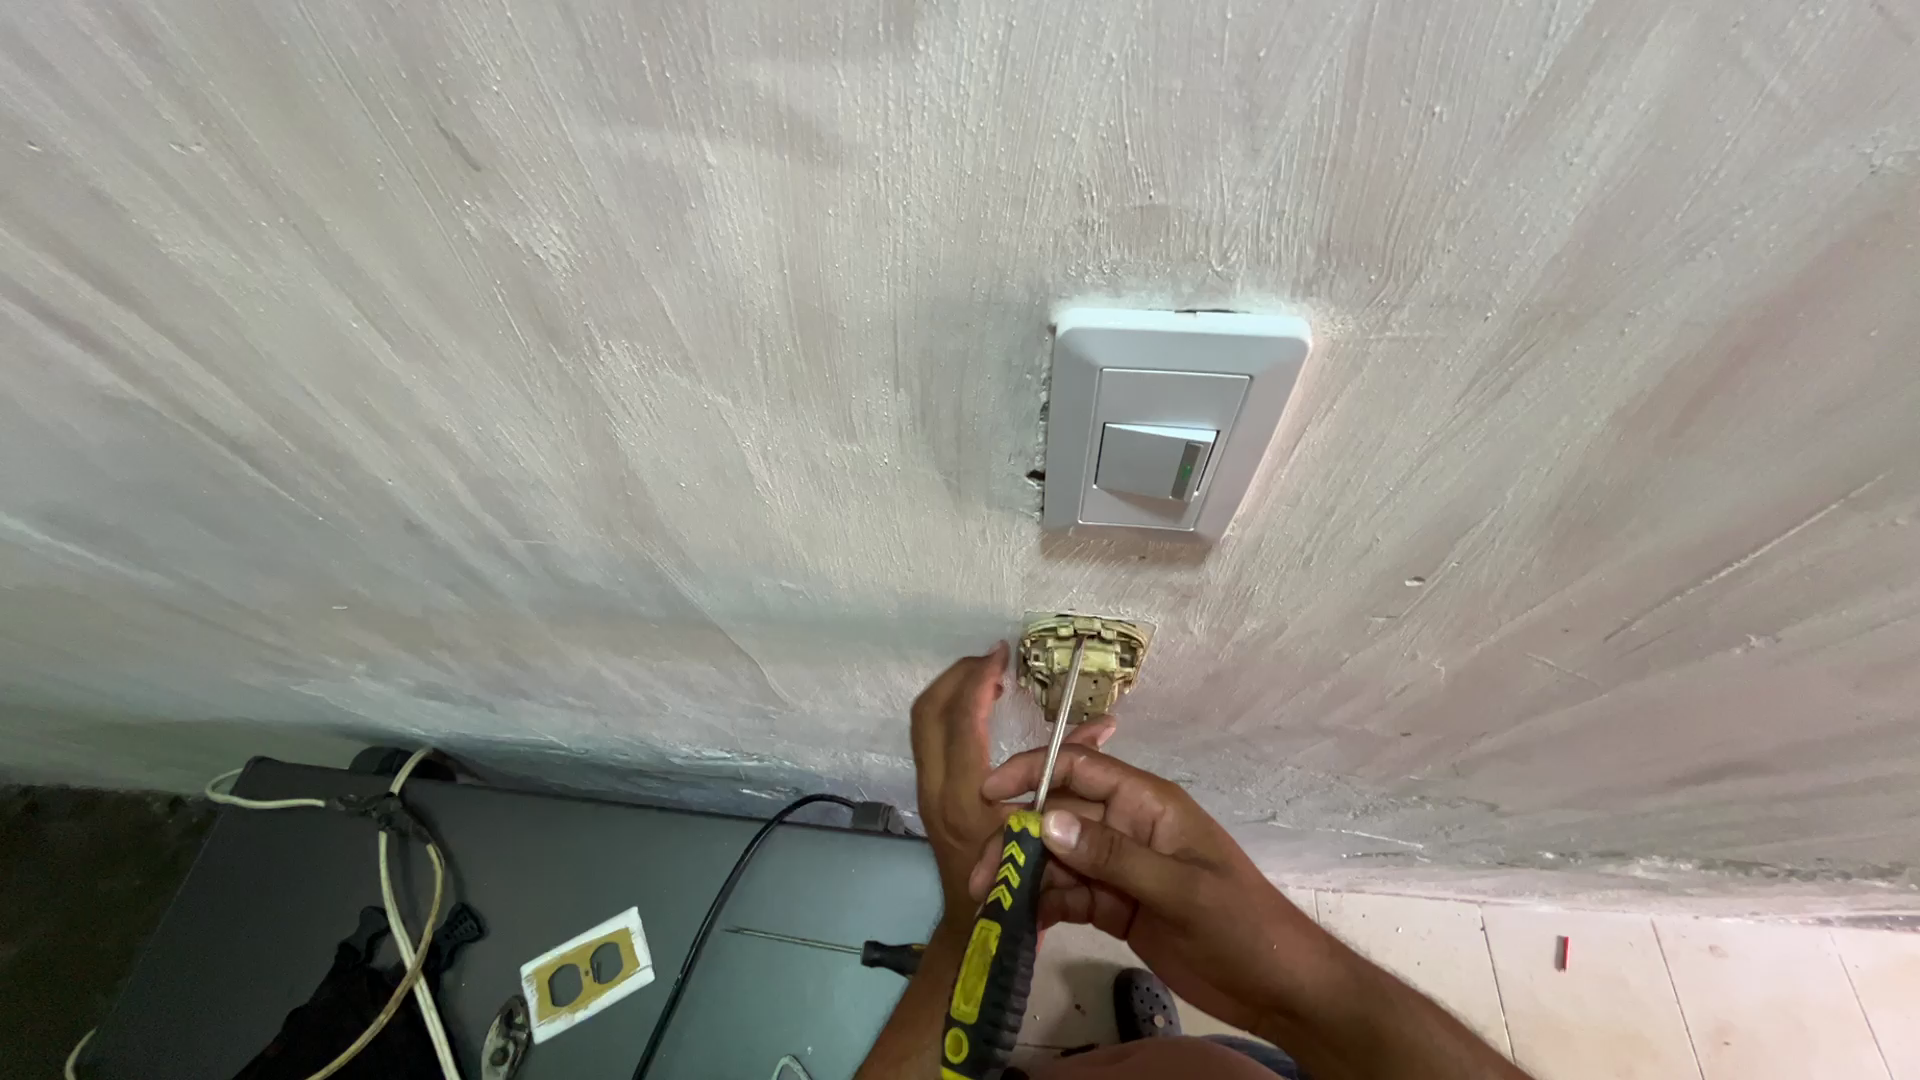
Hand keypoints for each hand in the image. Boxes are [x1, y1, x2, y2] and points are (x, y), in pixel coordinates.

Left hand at [909, 644, 1113, 912]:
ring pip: (922, 723)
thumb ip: (1078, 775)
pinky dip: (947, 713)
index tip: (1002, 656)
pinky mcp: (927, 795)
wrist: (977, 927)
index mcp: (966, 793)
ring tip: (986, 679)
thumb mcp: (1056, 828)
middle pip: (929, 710)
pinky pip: (927, 738)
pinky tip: (977, 712)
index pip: (962, 717)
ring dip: (950, 692)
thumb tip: (1104, 725)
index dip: (980, 679)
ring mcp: (927, 791)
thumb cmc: (1022, 884)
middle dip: (957, 676)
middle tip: (991, 661)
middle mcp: (937, 787)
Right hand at [966, 745, 1314, 1033]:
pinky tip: (1021, 924)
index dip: (1033, 773)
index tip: (988, 793)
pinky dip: (1044, 906)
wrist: (1278, 988)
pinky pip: (1069, 894)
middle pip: (1058, 819)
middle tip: (980, 875)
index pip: (1079, 769)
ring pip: (1057, 860)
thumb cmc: (1240, 924)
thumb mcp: (1180, 889)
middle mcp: (1126, 826)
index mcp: (1146, 802)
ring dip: (1023, 878)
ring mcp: (1119, 866)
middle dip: (1017, 840)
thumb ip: (1113, 856)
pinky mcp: (1115, 904)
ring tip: (989, 904)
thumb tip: (1046, 823)